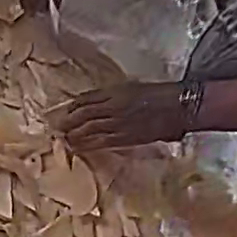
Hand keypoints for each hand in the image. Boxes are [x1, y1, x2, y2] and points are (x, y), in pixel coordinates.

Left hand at [54, 81, 190, 149]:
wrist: (180, 107)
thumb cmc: (161, 95)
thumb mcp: (134, 88)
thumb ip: (114, 96)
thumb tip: (96, 105)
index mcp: (116, 92)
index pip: (86, 99)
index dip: (72, 107)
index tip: (63, 112)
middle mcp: (112, 107)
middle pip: (82, 115)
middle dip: (67, 123)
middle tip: (56, 129)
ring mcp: (117, 123)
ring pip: (87, 130)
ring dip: (72, 136)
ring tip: (62, 140)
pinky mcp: (123, 138)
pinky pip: (98, 142)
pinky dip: (84, 145)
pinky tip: (75, 148)